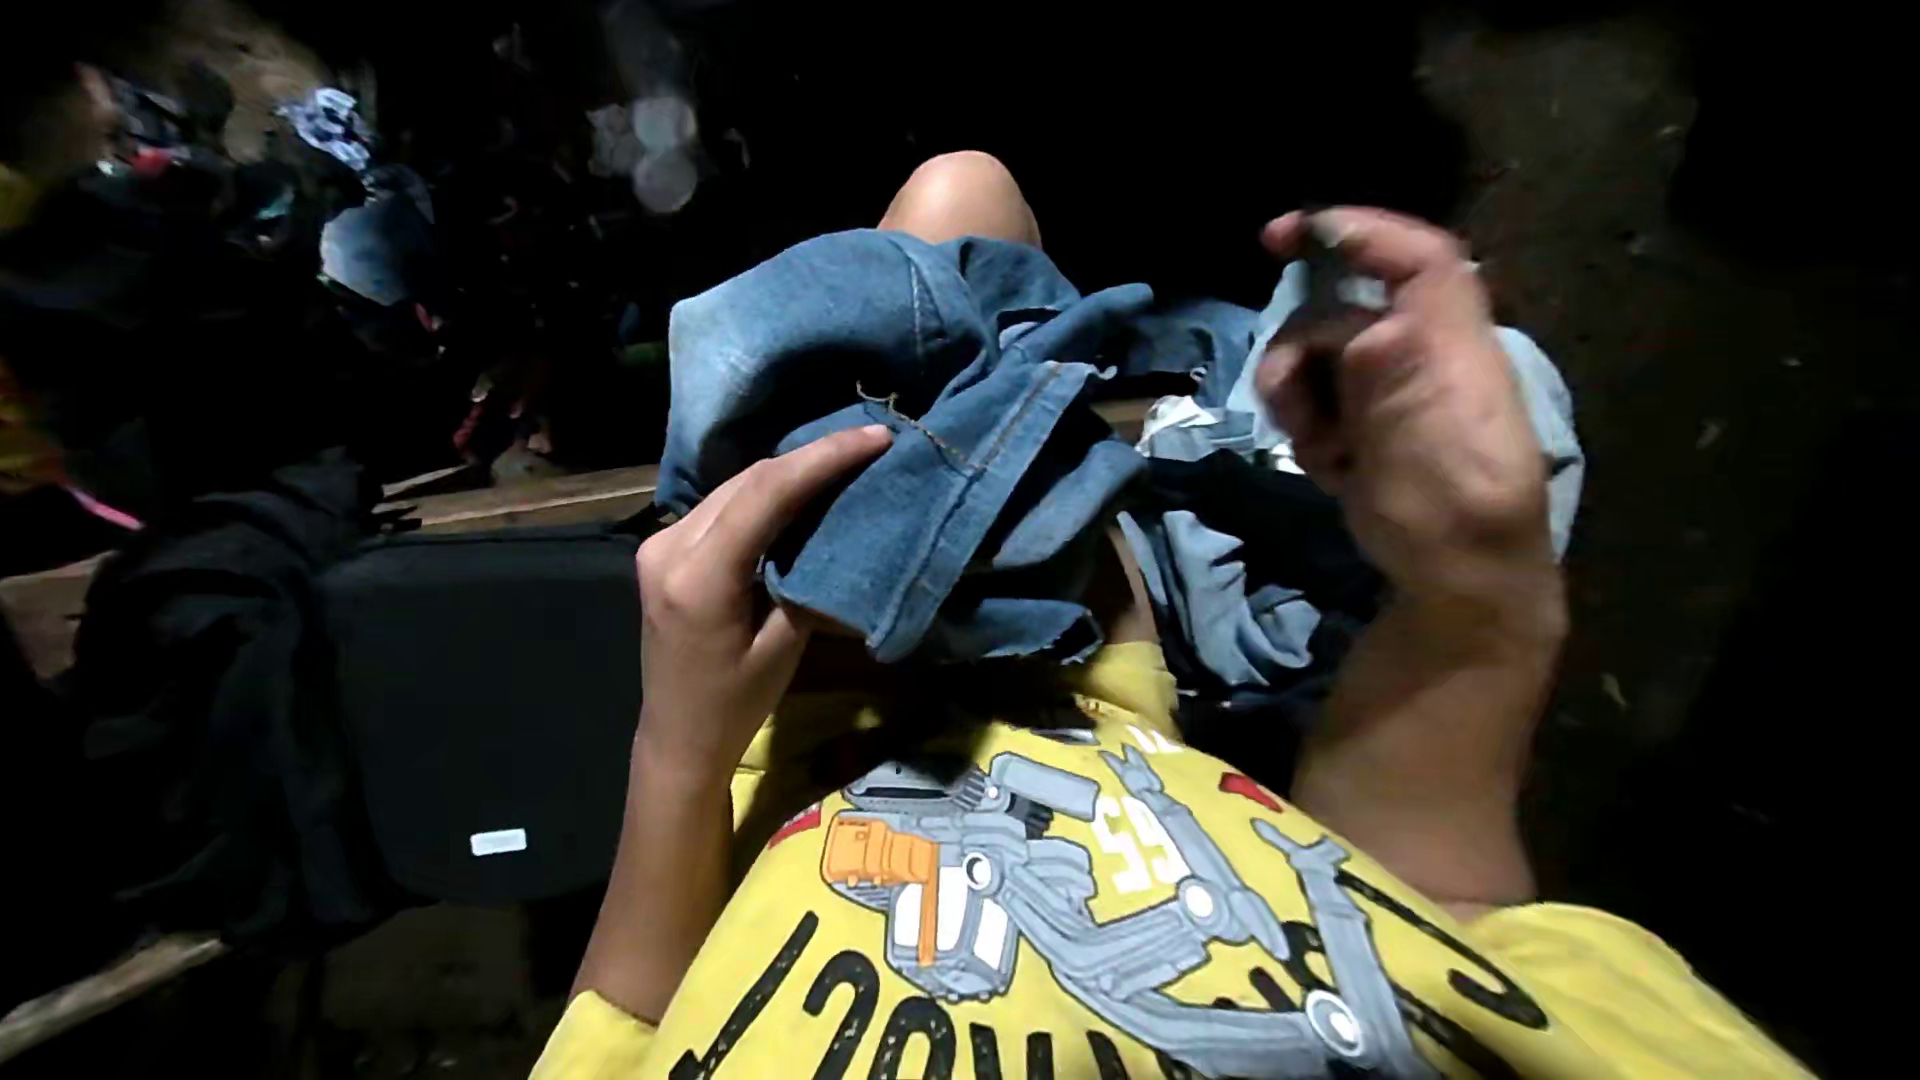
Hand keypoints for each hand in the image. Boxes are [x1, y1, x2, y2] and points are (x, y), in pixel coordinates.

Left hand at [633, 424, 892, 777]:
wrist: (677, 736)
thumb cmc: (735, 703)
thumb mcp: (784, 646)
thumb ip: (807, 579)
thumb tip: (842, 529)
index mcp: (698, 576)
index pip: (766, 494)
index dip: (823, 459)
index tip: (873, 439)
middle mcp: (669, 546)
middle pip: (749, 480)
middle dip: (812, 457)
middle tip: (867, 445)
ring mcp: (660, 544)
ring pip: (736, 486)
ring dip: (790, 471)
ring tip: (843, 460)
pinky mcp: (665, 549)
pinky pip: (724, 505)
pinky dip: (766, 493)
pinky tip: (801, 490)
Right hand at [1256, 208, 1557, 623]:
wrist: (1453, 571)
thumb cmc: (1448, 509)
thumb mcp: (1424, 449)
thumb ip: (1397, 382)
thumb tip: (1367, 327)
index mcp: (1446, 345)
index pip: (1412, 260)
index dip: (1353, 233)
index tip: (1283, 235)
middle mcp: (1415, 354)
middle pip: (1334, 319)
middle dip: (1295, 358)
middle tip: (1286, 408)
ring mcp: (1386, 390)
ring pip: (1313, 363)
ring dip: (1296, 402)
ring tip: (1319, 450)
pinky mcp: (1364, 422)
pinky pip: (1314, 404)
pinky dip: (1306, 432)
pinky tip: (1330, 466)